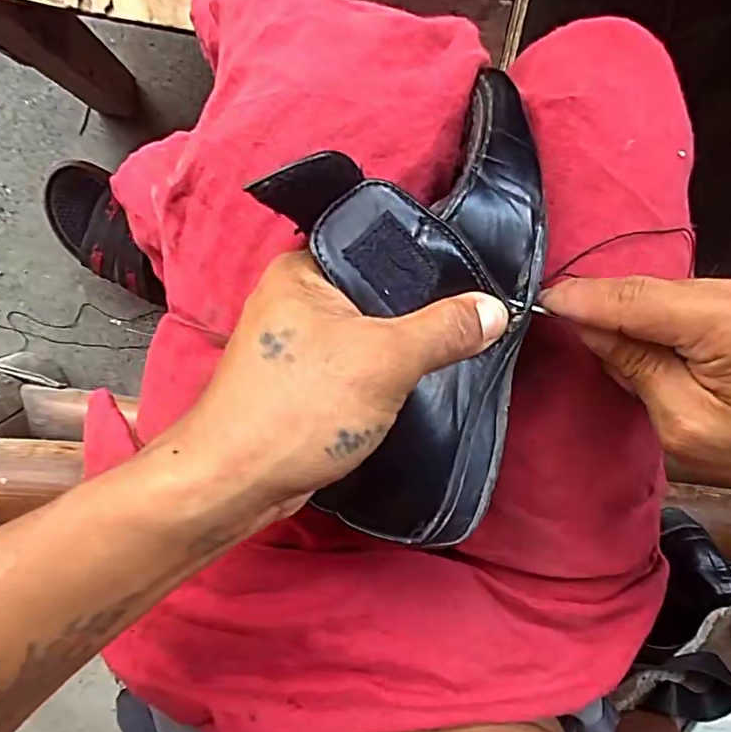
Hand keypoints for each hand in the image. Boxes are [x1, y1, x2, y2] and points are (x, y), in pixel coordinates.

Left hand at [155, 250, 508, 512]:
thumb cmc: (299, 409)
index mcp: (304, 269)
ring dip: (400, 351)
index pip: (378, 247)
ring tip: (448, 353)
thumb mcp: (385, 360)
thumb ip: (443, 330)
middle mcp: (295, 299)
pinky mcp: (303, 383)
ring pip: (367, 335)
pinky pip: (354, 368)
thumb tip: (494, 309)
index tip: (473, 283)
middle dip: (419, 314)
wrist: (236, 483)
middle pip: (377, 294)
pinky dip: (380, 377)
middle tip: (468, 324)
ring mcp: (297, 344)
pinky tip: (410, 386)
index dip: (428, 264)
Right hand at [538, 274, 730, 512]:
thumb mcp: (689, 429)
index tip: (546, 299)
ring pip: (686, 292)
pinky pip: (714, 296)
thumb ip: (637, 369)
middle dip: (617, 312)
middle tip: (586, 341)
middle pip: (663, 292)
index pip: (641, 299)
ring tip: (639, 356)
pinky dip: (683, 317)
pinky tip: (680, 347)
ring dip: (651, 317)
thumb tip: (593, 328)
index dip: (587, 298)